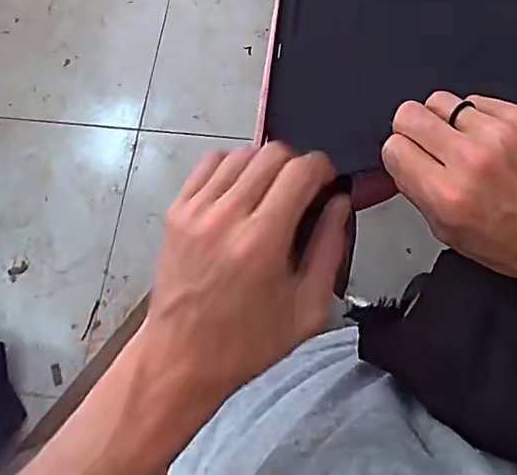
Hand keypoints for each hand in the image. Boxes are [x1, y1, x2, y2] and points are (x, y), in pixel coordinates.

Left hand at [143, 143, 349, 400]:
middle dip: (297, 164)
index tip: (325, 182)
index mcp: (261, 241)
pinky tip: (240, 189)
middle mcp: (226, 218)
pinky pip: (210, 163)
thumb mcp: (308, 307)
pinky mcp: (176, 213)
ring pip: (243, 152)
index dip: (323, 167)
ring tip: (270, 190)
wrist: (177, 364)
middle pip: (274, 152)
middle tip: (301, 189)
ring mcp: (196, 212)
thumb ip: (331, 247)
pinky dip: (232, 166)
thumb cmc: (245, 343)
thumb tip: (340, 201)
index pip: (301, 169)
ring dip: (265, 163)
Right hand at [381, 91, 516, 289]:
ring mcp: (498, 133)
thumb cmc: (516, 243)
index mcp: (448, 196)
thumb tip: (401, 157)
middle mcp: (471, 160)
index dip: (399, 154)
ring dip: (446, 120)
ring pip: (441, 100)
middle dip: (413, 129)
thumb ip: (419, 192)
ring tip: (462, 141)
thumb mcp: (451, 235)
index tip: (410, 159)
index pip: (394, 148)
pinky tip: (490, 139)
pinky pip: (475, 99)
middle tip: (429, 144)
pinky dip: (476, 116)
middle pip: (410, 113)